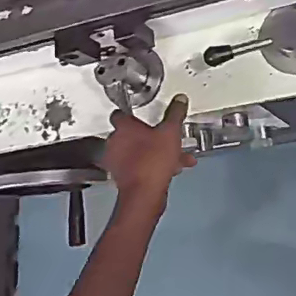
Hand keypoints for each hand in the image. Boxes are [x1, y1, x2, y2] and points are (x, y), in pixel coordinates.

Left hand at [101, 94, 193, 215]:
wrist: (145, 194)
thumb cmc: (151, 163)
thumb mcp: (171, 132)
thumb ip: (175, 114)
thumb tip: (179, 100)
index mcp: (124, 127)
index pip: (120, 113)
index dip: (131, 113)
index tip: (141, 114)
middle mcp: (116, 143)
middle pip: (132, 134)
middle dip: (150, 136)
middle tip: (163, 136)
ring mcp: (117, 161)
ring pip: (138, 152)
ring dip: (155, 152)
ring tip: (175, 156)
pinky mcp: (123, 177)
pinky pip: (139, 166)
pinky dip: (153, 166)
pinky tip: (171, 168)